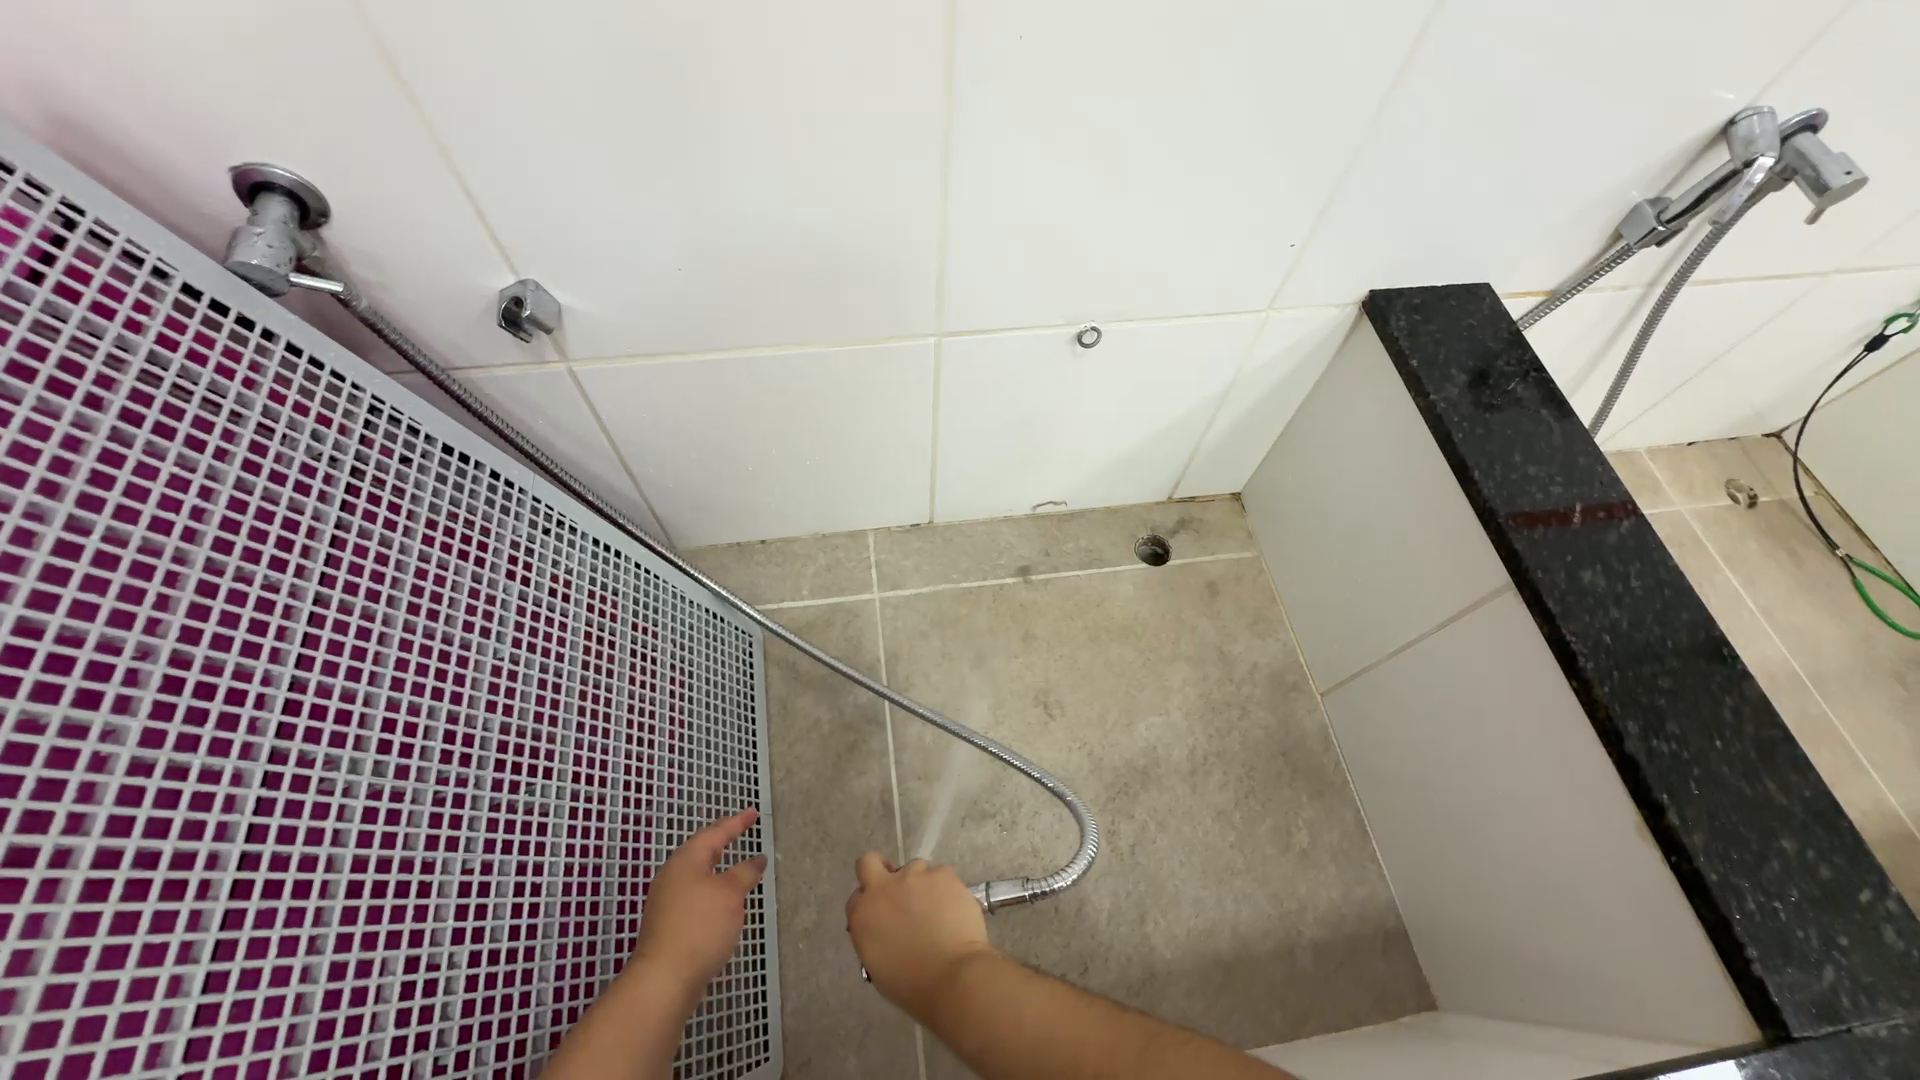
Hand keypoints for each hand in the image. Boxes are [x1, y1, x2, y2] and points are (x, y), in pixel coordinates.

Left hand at [633, 809, 767, 991]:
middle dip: (722, 840)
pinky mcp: (668, 922)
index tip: (753, 813)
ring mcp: (667, 900)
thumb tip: (757, 860)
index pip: (715, 832)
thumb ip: (745, 873)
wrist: (664, 978)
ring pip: (697, 873)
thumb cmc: (700, 926)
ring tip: (733, 862)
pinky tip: (721, 900)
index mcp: (686, 861)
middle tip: (740, 830)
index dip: (736, 822)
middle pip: (701, 850)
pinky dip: (711, 887)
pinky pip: (694, 893)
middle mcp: (672, 876)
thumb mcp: (730, 894)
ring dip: (717, 866)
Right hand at [845, 853, 991, 1016]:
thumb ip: (874, 936)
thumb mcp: (877, 966)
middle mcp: (883, 889)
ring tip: (939, 909)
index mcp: (862, 915)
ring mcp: (913, 876)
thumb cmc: (913, 985)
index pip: (857, 898)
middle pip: (869, 862)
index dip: (871, 904)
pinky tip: (956, 909)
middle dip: (881, 871)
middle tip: (899, 889)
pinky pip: (942, 875)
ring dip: (922, 884)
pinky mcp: (942, 874)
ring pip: (915, 868)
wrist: (953, 977)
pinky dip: (947, 889)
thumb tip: (886, 928)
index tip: (884, 915)